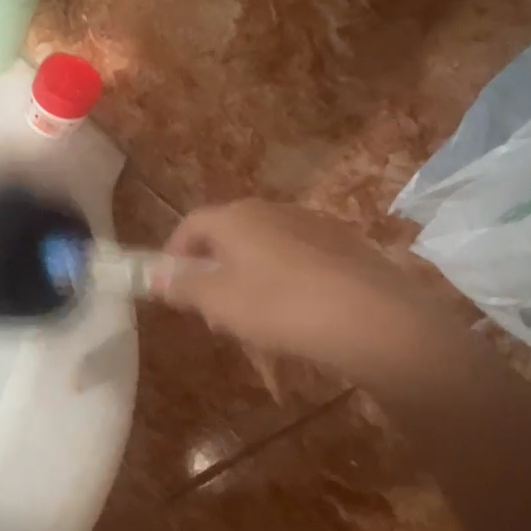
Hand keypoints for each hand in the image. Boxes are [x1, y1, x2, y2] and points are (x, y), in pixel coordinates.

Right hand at [160, 200, 450, 366]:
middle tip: (210, 309)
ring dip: (249, 274)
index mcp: (236, 217)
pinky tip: (295, 315)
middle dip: (213, 267)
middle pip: (229, 233)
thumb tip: (156, 274)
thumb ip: (184, 285)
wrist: (374, 320)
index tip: (171, 285)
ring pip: (265, 245)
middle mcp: (272, 210)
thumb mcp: (220, 303)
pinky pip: (299, 258)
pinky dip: (285, 279)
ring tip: (252, 318)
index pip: (190, 224)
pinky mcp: (345, 246)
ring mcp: (313, 224)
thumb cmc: (281, 307)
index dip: (174, 253)